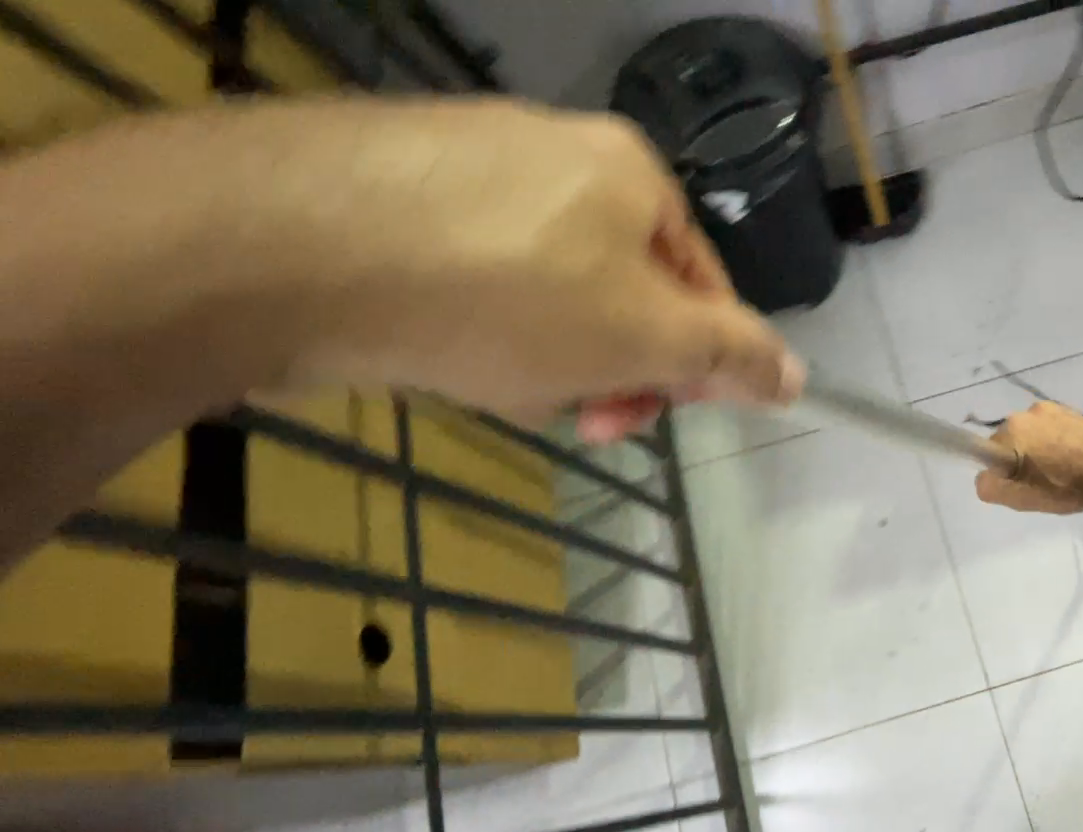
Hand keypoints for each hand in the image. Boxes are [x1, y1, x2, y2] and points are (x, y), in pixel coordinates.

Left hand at [110, 99, 800, 440]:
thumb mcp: (646, 339)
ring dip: (553, 359)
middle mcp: (560, 154)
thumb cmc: (503, 296)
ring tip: (505, 385)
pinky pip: (483, 278)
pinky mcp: (396, 191)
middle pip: (629, 293)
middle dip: (616, 367)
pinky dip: (486, 329)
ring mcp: (471, 166)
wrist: (277, 249)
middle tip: (584, 416)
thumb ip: (732, 356)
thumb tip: (797, 376)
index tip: (653, 413)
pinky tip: (450, 353)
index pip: (705, 287)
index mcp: (634, 175)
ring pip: (556, 295)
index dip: (693, 363)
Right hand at [975, 402, 1082, 513]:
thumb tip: (986, 477)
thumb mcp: (1020, 499)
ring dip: (1040, 448)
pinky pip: (1054, 428)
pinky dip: (1057, 442)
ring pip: (1034, 433)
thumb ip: (990, 487)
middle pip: (1012, 439)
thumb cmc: (1063, 487)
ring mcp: (1055, 409)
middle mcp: (1029, 412)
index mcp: (1012, 429)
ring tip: (1060, 470)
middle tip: (1039, 480)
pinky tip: (1072, 459)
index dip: (1001, 469)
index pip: (990, 450)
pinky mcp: (1074, 412)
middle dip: (1020, 457)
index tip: (1018, 483)